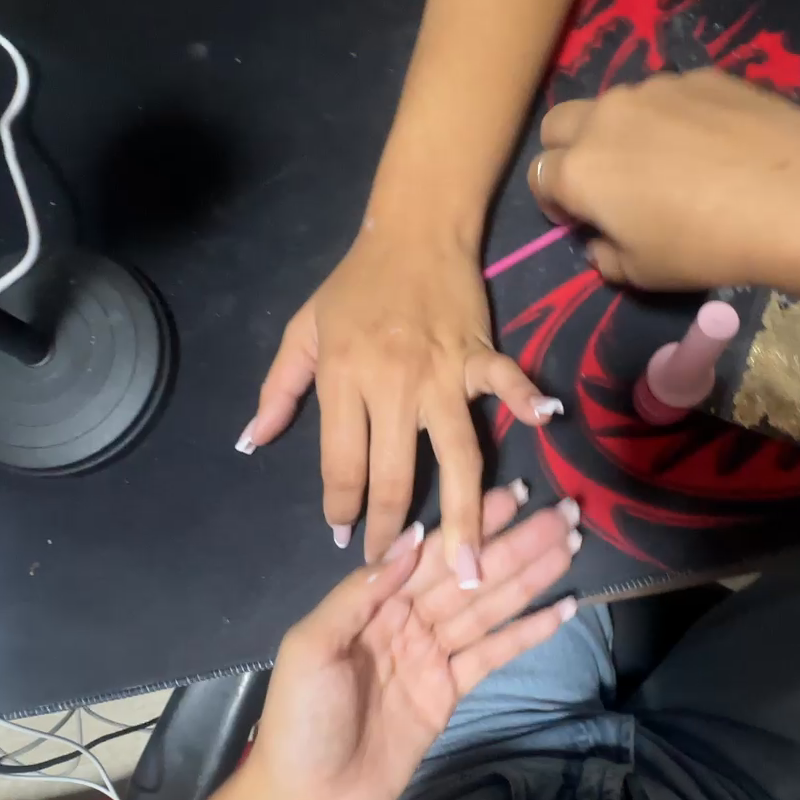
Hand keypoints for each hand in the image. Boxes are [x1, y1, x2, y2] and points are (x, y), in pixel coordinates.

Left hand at [241, 232, 562, 574]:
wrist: (410, 231)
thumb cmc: (354, 286)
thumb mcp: (303, 331)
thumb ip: (278, 389)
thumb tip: (252, 441)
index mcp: (343, 379)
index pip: (341, 463)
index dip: (341, 508)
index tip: (344, 538)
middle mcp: (391, 385)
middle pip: (394, 473)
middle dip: (391, 528)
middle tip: (395, 567)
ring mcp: (442, 373)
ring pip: (455, 454)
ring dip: (463, 513)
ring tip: (468, 567)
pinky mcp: (479, 355)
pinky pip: (506, 383)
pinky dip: (526, 399)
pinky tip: (548, 422)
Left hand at [244, 482, 582, 799]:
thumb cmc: (300, 722)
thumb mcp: (313, 646)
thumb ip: (361, 592)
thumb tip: (414, 538)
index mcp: (373, 603)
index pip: (431, 554)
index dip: (473, 525)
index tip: (517, 496)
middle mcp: (407, 620)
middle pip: (469, 576)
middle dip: (515, 545)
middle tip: (565, 515)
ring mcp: (432, 656)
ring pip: (489, 608)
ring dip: (530, 579)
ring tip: (571, 547)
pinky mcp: (450, 692)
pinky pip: (494, 655)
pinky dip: (527, 633)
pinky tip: (562, 610)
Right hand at [527, 70, 799, 376]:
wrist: (793, 196)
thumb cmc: (701, 247)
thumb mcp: (639, 273)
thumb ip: (605, 257)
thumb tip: (601, 241)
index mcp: (579, 170)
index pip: (541, 176)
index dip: (554, 203)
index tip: (578, 222)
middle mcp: (606, 117)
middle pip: (560, 125)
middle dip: (567, 154)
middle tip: (601, 188)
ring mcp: (654, 88)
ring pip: (613, 106)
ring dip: (616, 134)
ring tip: (659, 167)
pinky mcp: (700, 75)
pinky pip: (663, 96)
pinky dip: (665, 120)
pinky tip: (705, 150)